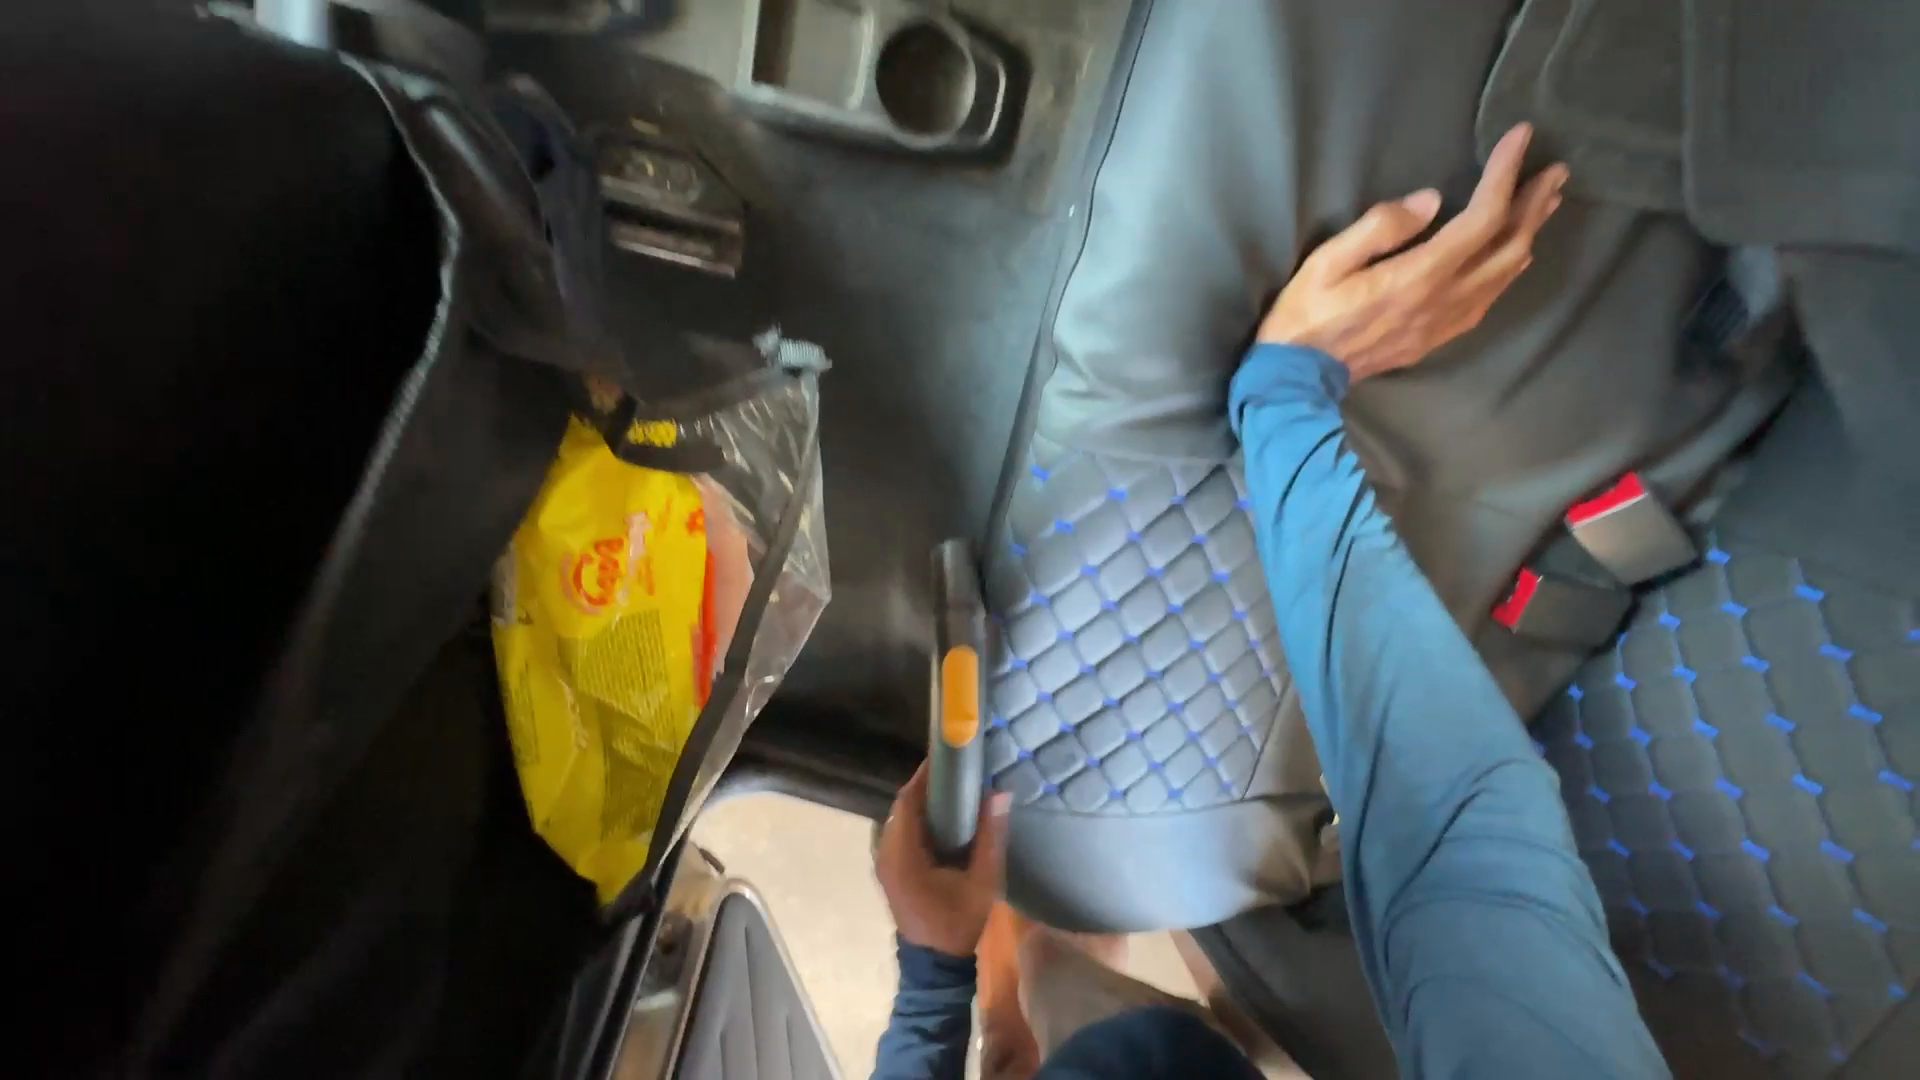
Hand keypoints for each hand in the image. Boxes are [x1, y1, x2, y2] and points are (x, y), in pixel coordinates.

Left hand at [874, 763, 1012, 957]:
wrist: (934, 965)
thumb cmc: (957, 922)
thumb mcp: (982, 881)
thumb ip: (991, 836)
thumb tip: (1000, 793)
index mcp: (902, 854)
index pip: (907, 801)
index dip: (925, 776)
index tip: (948, 757)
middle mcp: (886, 851)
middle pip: (903, 805)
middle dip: (928, 785)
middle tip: (957, 771)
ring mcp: (884, 860)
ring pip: (901, 817)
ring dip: (924, 801)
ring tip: (954, 788)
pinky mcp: (889, 867)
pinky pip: (902, 831)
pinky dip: (920, 818)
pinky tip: (944, 816)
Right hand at [1257, 123, 1568, 380]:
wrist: (1296, 379)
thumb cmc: (1303, 317)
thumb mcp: (1325, 262)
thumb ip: (1379, 228)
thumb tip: (1429, 201)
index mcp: (1419, 275)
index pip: (1483, 216)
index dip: (1507, 173)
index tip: (1520, 137)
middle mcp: (1443, 299)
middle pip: (1508, 245)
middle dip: (1534, 204)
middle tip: (1552, 171)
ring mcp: (1442, 323)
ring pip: (1505, 275)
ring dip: (1529, 235)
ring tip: (1542, 206)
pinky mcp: (1433, 338)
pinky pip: (1487, 301)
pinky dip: (1508, 272)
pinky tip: (1512, 259)